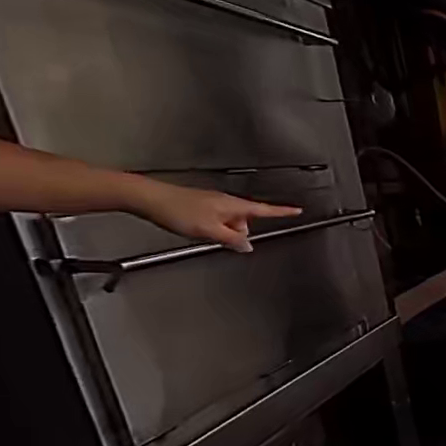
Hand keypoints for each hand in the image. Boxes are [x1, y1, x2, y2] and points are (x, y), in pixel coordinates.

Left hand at [127, 179, 301, 251]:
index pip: (266, 210)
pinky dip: (211, 228)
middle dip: (238, 233)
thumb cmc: (178, 210)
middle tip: (219, 239)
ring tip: (200, 234)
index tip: (297, 210)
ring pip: (228, 223)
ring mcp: (214, 203)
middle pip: (244, 222)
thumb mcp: (210, 231)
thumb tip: (247, 246)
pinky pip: (216, 220)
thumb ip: (232, 240)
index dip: (283, 212)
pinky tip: (193, 230)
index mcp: (234, 206)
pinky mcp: (201, 205)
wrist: (148, 198)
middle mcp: (227, 202)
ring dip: (221, 232)